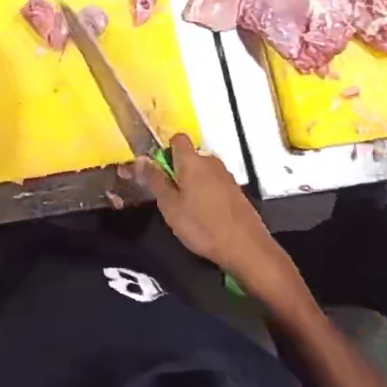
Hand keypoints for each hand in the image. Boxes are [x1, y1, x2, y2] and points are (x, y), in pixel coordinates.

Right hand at [128, 134, 282, 284]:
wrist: (245, 247)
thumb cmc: (202, 226)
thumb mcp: (170, 206)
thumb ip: (155, 180)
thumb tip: (141, 159)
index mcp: (193, 161)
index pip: (178, 139)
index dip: (164, 150)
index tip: (158, 171)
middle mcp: (211, 162)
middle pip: (189, 156)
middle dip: (176, 170)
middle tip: (168, 196)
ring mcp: (226, 176)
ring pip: (201, 171)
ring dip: (190, 183)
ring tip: (185, 208)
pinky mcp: (235, 190)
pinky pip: (213, 182)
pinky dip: (204, 192)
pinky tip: (203, 214)